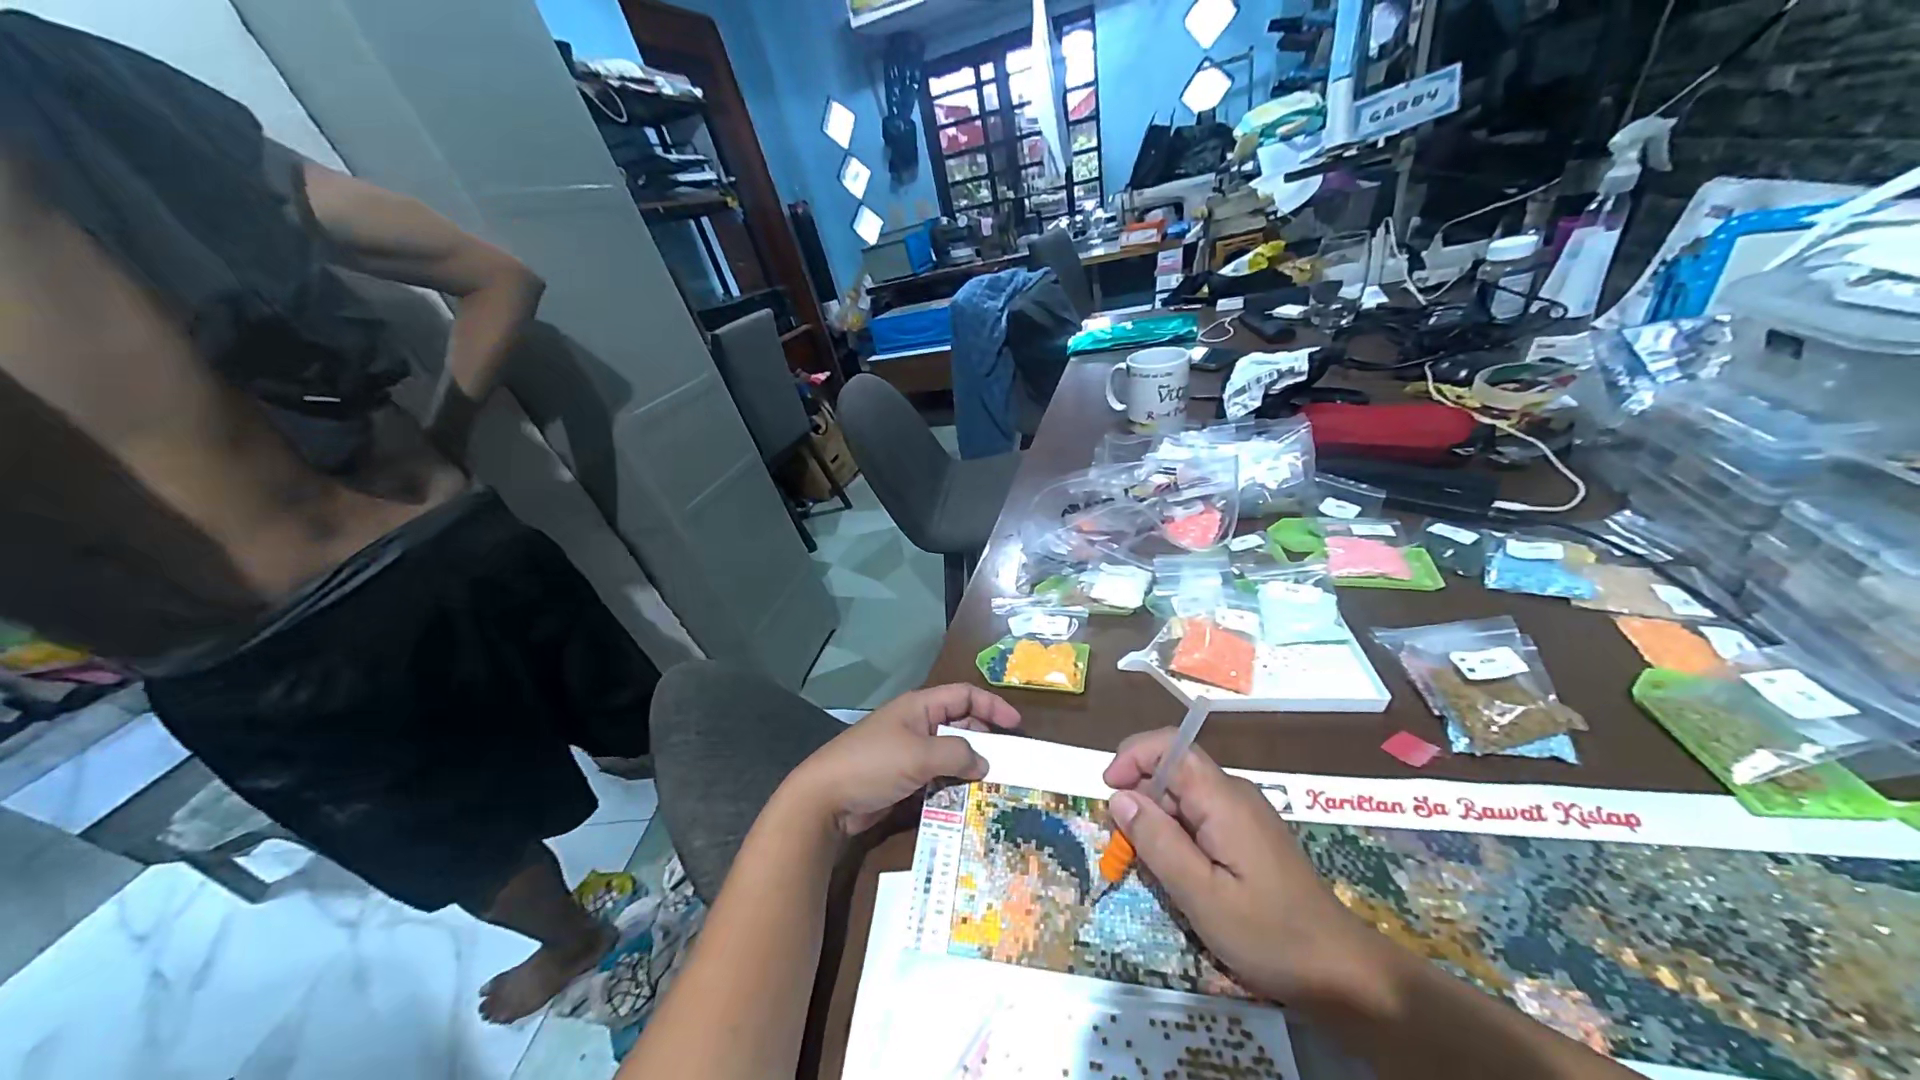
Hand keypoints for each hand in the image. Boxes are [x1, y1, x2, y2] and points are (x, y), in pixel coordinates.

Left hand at [785, 685, 1020, 835]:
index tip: (1016, 726)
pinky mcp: (903, 779)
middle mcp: (916, 725)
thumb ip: (958, 754)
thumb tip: (984, 762)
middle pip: (960, 724)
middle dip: (984, 739)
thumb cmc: (873, 764)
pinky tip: (968, 800)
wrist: (825, 798)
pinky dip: (953, 784)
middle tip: (1009, 762)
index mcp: (919, 707)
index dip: (991, 706)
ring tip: (995, 784)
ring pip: (950, 754)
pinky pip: (937, 776)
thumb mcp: (919, 755)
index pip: (963, 695)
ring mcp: (908, 752)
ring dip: (970, 766)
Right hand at [1103, 729, 1403, 1013]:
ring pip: (1184, 797)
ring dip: (1155, 821)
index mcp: (1223, 799)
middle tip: (1121, 845)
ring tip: (1145, 865)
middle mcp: (1233, 794)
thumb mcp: (1201, 895)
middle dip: (1138, 797)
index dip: (1132, 756)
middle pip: (1173, 771)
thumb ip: (1157, 841)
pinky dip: (1176, 836)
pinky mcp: (1247, 835)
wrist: (1342, 971)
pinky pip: (1200, 818)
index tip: (1107, 791)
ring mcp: (1243, 814)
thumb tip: (1119, 797)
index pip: (1171, 746)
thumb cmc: (1269, 934)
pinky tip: (1176, 873)